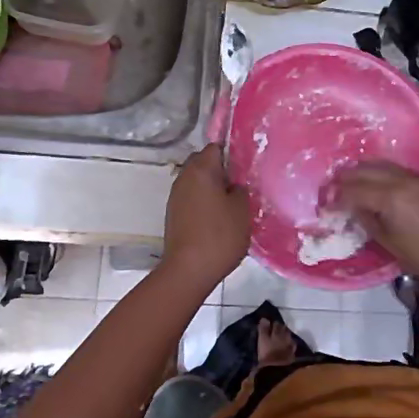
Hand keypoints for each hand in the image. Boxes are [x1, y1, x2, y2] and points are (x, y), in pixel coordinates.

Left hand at [162, 146, 249, 280]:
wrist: (188, 269)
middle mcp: (184, 177)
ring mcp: (175, 195)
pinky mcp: (173, 213)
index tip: (245, 167)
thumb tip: (232, 184)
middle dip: (220, 170)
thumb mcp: (242, 210)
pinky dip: (202, 202)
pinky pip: (191, 197)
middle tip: (240, 186)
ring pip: (196, 181)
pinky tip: (216, 218)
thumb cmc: (219, 235)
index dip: (231, 153)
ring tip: (230, 204)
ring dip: (211, 188)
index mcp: (201, 169)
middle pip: (203, 162)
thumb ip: (240, 189)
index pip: (215, 147)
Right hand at [331, 163, 418, 290]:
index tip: (324, 207)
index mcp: (392, 197)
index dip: (335, 198)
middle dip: (343, 180)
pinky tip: (372, 188)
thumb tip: (350, 208)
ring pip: (379, 165)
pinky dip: (378, 174)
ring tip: (348, 187)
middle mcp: (403, 179)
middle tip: (331, 194)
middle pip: (363, 170)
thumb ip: (365, 219)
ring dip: (360, 173)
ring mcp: (416, 177)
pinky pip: (394, 170)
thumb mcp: (388, 242)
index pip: (353, 190)